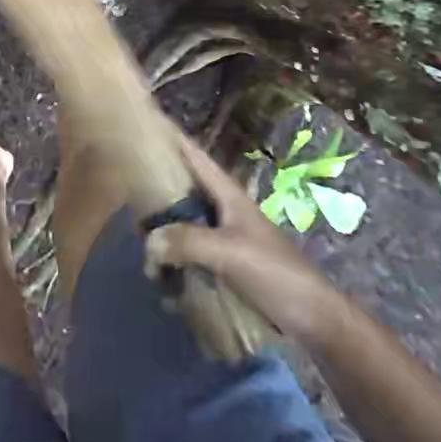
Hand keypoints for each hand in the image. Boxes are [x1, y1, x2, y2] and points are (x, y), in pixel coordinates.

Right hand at [144, 134, 348, 341]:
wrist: (313, 317)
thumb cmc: (275, 273)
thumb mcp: (229, 253)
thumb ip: (188, 242)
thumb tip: (149, 240)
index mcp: (228, 193)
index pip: (194, 155)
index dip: (172, 138)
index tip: (144, 124)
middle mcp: (223, 208)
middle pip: (182, 191)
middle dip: (156, 197)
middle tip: (128, 207)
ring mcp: (224, 236)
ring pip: (183, 225)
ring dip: (164, 240)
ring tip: (147, 264)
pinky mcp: (225, 264)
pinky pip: (191, 255)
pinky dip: (176, 266)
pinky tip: (167, 288)